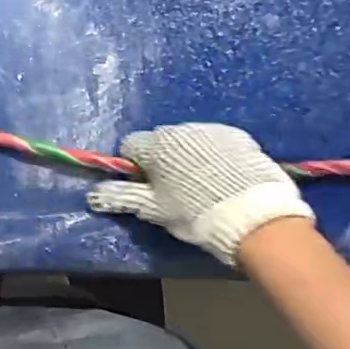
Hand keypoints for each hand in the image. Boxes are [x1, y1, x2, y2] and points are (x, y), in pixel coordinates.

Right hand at [86, 123, 313, 265]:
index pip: (130, 146)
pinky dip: (214, 155)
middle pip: (160, 142)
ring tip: (202, 184)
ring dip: (188, 156)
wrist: (257, 218)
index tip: (147, 186)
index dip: (135, 167)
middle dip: (162, 160)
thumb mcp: (154, 209)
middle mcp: (181, 131)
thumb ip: (120, 197)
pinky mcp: (241, 137)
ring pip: (188, 141)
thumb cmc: (196, 212)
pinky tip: (224, 177)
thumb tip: (92, 195)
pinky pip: (216, 143)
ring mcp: (213, 131)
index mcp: (156, 145)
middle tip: (174, 188)